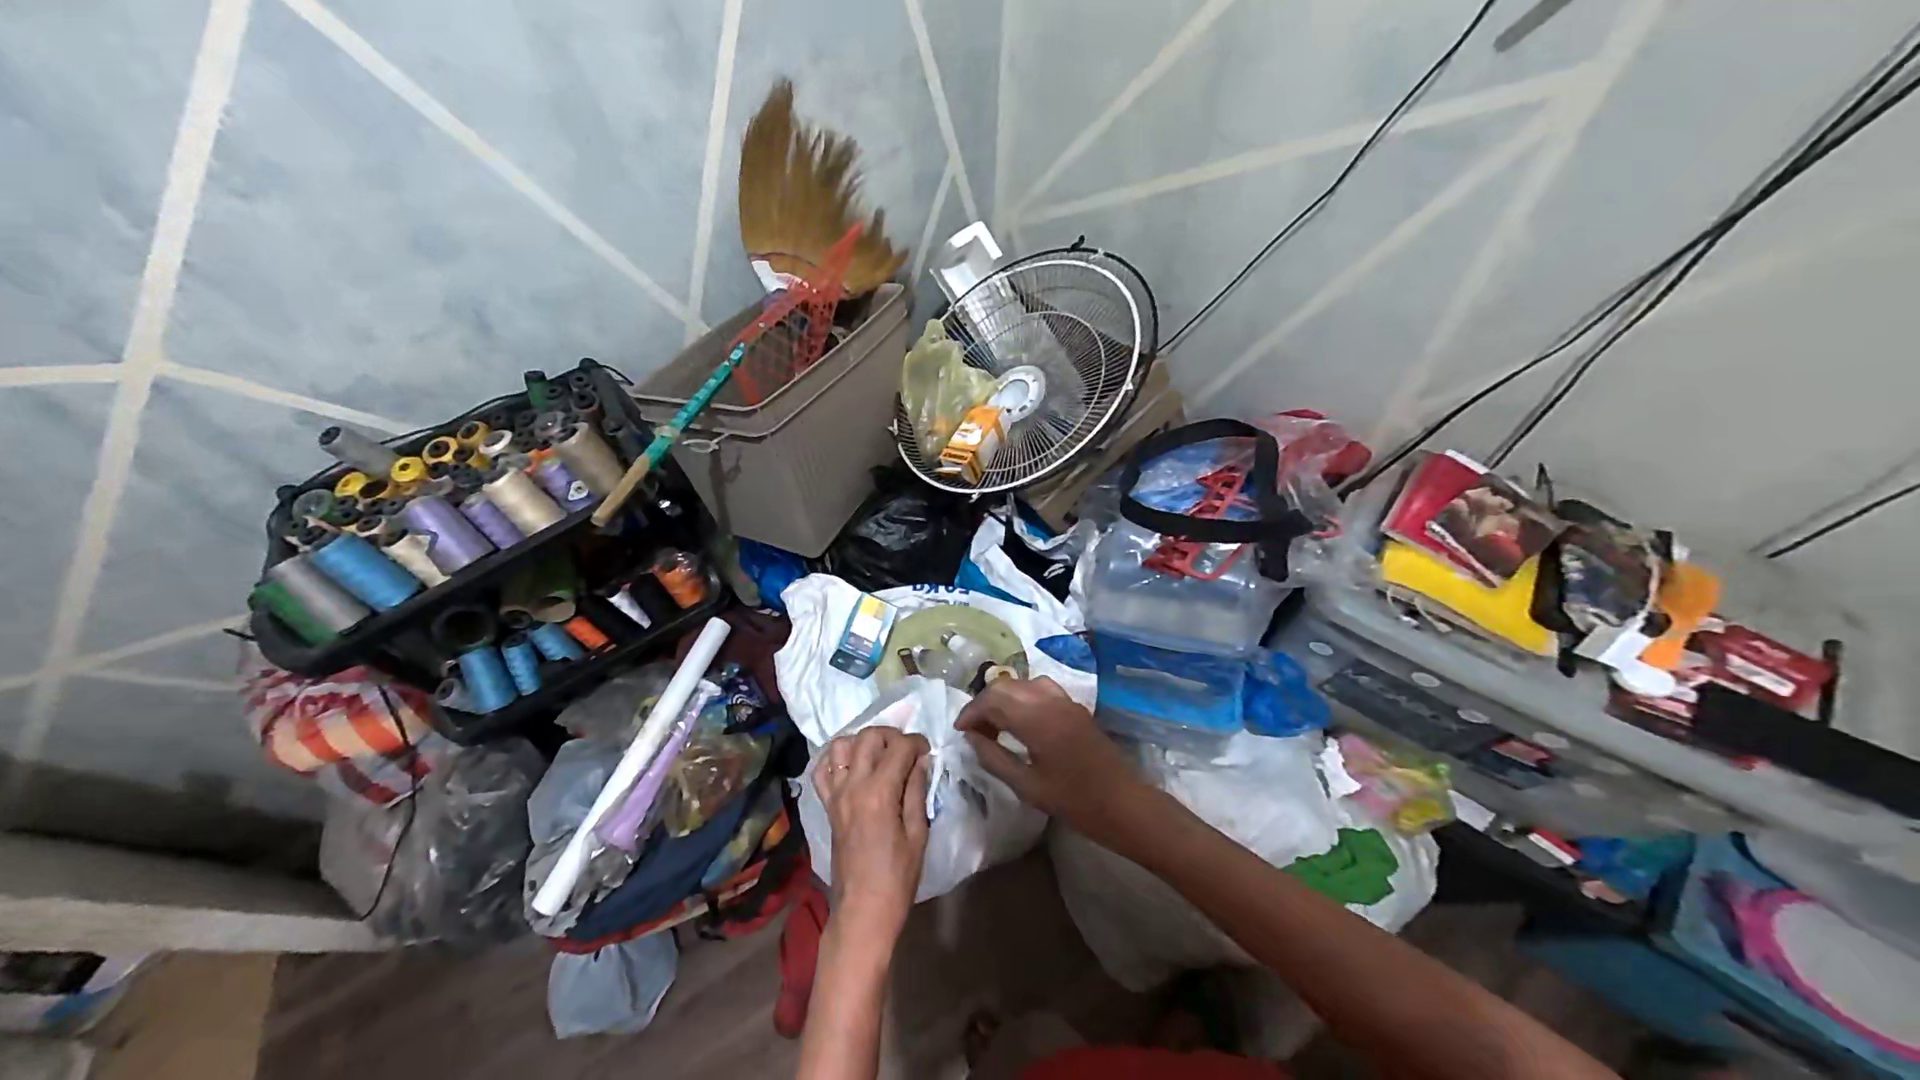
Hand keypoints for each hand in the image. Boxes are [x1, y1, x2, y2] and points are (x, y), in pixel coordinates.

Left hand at [815, 726, 931, 933]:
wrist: (862, 910)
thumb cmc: (898, 877)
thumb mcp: (918, 833)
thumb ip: (917, 791)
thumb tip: (921, 760)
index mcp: (879, 793)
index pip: (899, 747)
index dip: (917, 743)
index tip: (927, 751)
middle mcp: (853, 786)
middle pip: (868, 737)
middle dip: (891, 735)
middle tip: (907, 750)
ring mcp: (835, 795)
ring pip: (841, 746)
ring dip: (863, 742)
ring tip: (880, 755)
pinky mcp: (826, 806)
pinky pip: (821, 771)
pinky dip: (835, 760)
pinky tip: (852, 766)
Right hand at [955, 677, 1154, 846]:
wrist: (1123, 803)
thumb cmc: (1074, 801)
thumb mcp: (1026, 786)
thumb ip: (994, 758)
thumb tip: (972, 738)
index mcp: (1037, 719)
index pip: (993, 699)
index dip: (971, 712)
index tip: (961, 731)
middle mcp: (1050, 700)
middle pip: (1006, 686)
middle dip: (984, 703)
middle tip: (974, 731)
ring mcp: (1065, 700)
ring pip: (1023, 684)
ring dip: (1003, 699)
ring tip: (994, 726)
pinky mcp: (1074, 706)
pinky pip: (1040, 689)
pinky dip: (1022, 698)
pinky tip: (1019, 722)